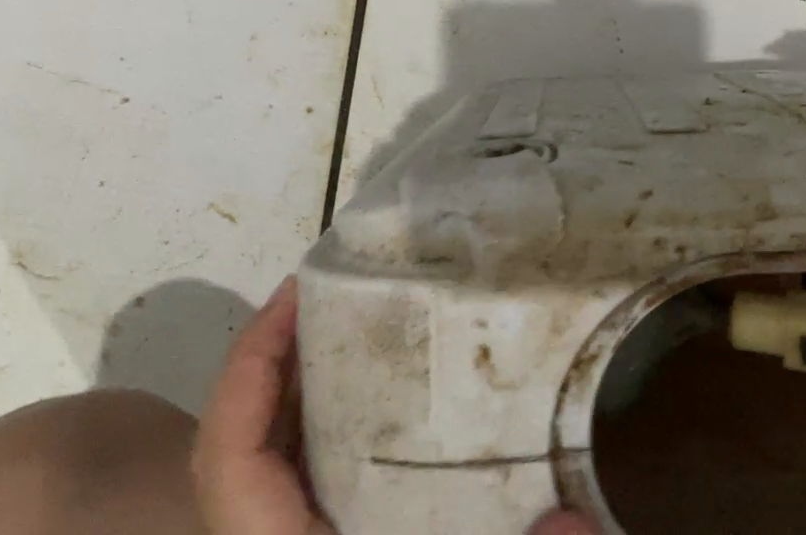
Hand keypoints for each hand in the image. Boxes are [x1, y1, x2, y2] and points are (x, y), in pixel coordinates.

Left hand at [192, 275, 603, 534]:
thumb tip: (575, 521)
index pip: (230, 455)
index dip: (251, 367)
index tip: (295, 294)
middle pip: (243, 437)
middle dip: (279, 356)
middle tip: (341, 295)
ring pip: (270, 456)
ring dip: (301, 386)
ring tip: (359, 330)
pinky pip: (300, 477)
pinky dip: (324, 428)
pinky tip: (377, 407)